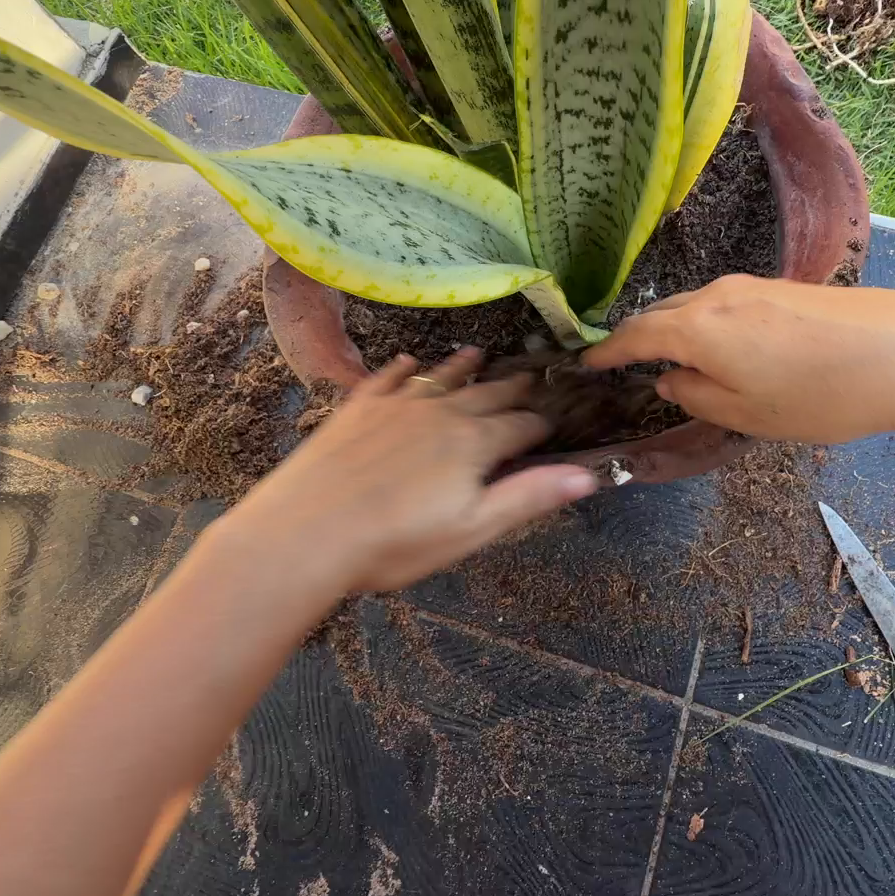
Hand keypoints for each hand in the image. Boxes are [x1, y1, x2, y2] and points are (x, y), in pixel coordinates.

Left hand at [212, 349, 597, 594]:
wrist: (307, 530)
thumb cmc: (396, 542)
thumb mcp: (472, 529)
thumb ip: (528, 496)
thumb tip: (587, 475)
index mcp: (474, 442)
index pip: (519, 426)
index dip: (538, 425)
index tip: (550, 423)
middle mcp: (441, 412)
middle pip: (485, 394)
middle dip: (510, 389)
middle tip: (527, 378)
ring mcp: (397, 405)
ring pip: (440, 378)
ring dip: (462, 367)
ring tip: (477, 353)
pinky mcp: (359, 407)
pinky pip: (389, 379)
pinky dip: (404, 370)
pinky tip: (408, 363)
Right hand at [582, 275, 894, 444]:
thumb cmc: (819, 395)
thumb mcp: (747, 414)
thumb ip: (696, 395)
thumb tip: (671, 380)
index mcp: (697, 327)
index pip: (634, 335)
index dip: (606, 351)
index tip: (585, 363)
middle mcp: (716, 295)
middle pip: (659, 313)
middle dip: (633, 337)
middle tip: (619, 362)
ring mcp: (750, 285)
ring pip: (690, 305)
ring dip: (669, 328)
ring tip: (663, 356)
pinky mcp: (780, 288)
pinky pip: (720, 303)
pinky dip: (700, 322)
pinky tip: (714, 344)